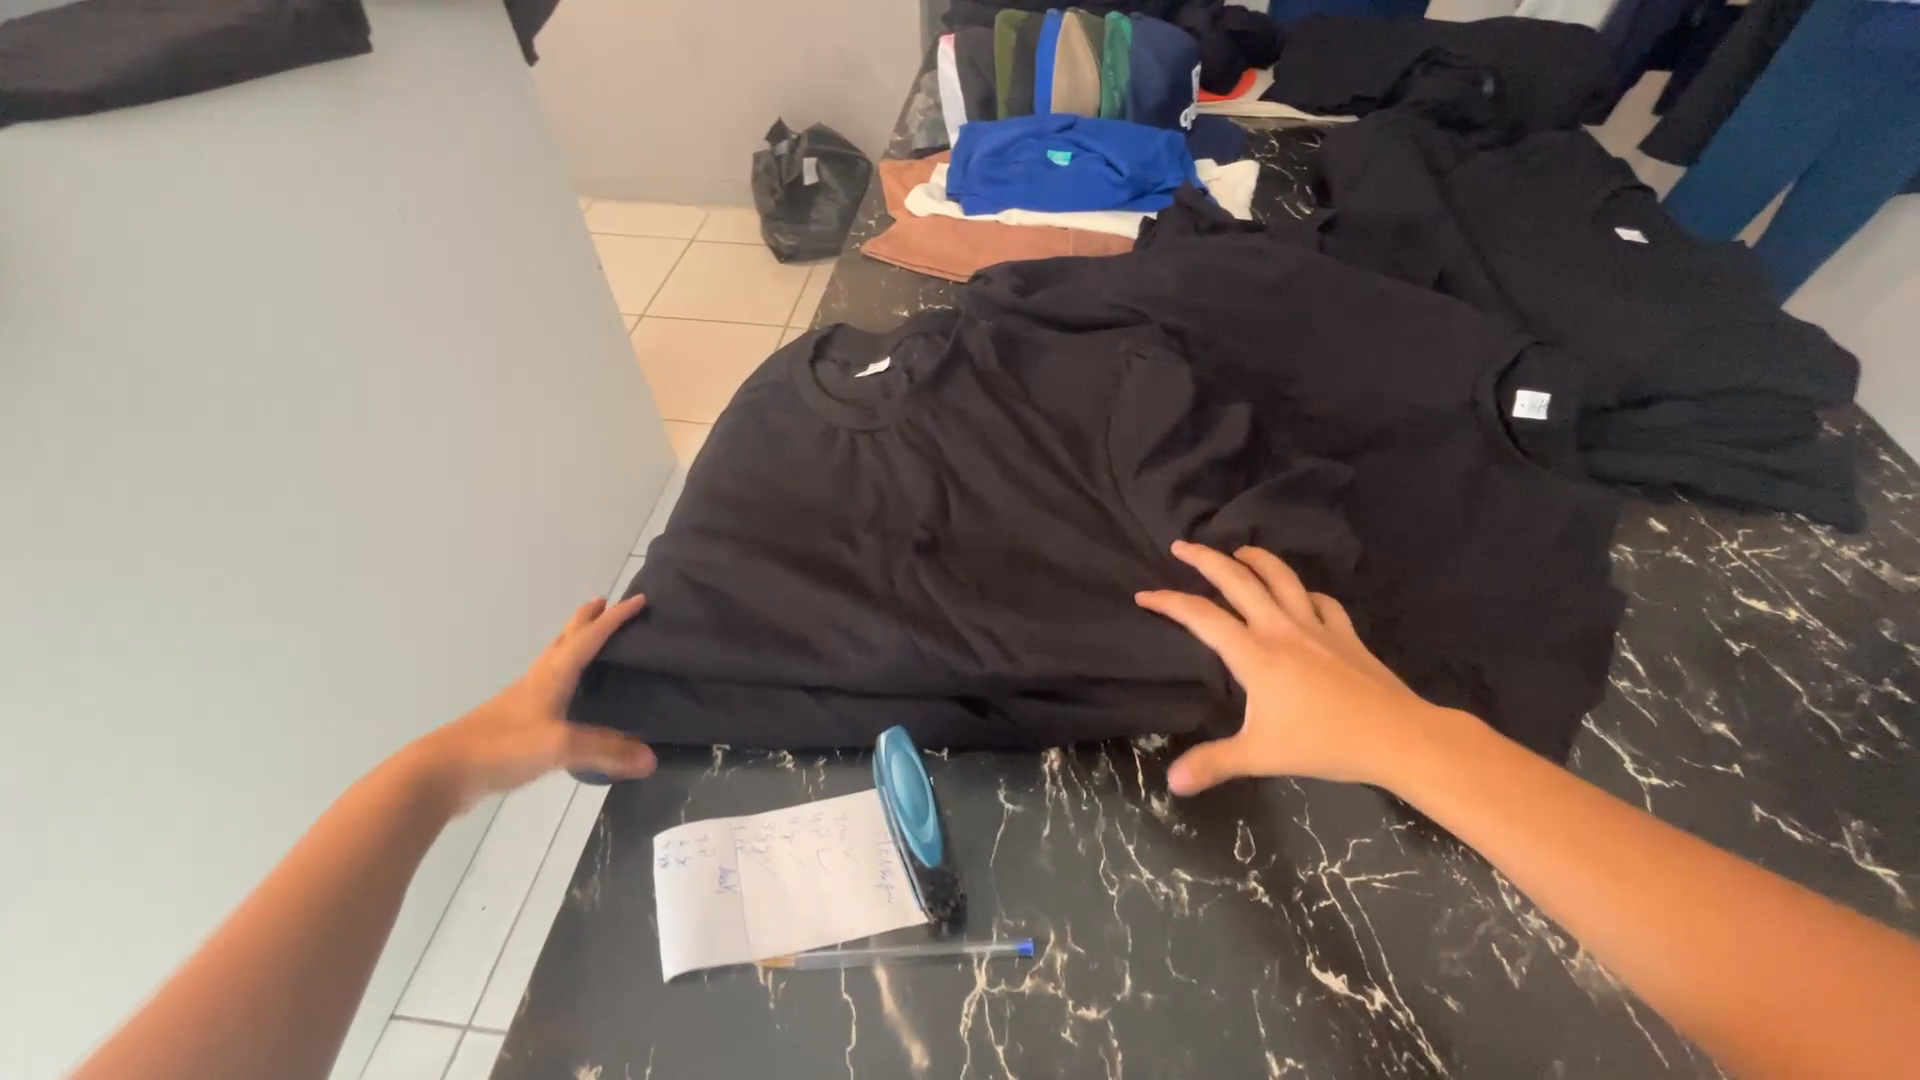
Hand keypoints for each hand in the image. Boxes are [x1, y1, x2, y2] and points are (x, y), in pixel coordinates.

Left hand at [413, 595, 656, 808]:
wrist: (440, 772)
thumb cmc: (501, 747)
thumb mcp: (560, 748)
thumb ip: (606, 751)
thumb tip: (652, 759)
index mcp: (552, 676)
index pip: (590, 638)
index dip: (615, 618)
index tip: (640, 599)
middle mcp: (538, 680)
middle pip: (565, 639)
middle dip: (586, 619)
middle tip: (605, 602)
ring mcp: (523, 701)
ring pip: (554, 660)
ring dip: (573, 642)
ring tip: (590, 638)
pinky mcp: (514, 722)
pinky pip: (548, 686)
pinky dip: (565, 675)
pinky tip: (569, 694)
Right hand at [1136, 541, 1467, 794]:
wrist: (1398, 736)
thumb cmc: (1325, 743)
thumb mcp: (1261, 756)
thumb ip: (1213, 764)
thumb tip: (1172, 783)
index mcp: (1255, 655)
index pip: (1202, 617)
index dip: (1169, 602)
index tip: (1144, 595)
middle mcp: (1281, 629)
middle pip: (1238, 580)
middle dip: (1205, 559)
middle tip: (1181, 545)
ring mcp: (1317, 627)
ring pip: (1282, 578)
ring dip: (1256, 559)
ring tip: (1237, 550)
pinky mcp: (1345, 633)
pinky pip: (1321, 601)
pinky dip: (1305, 592)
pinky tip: (1301, 596)